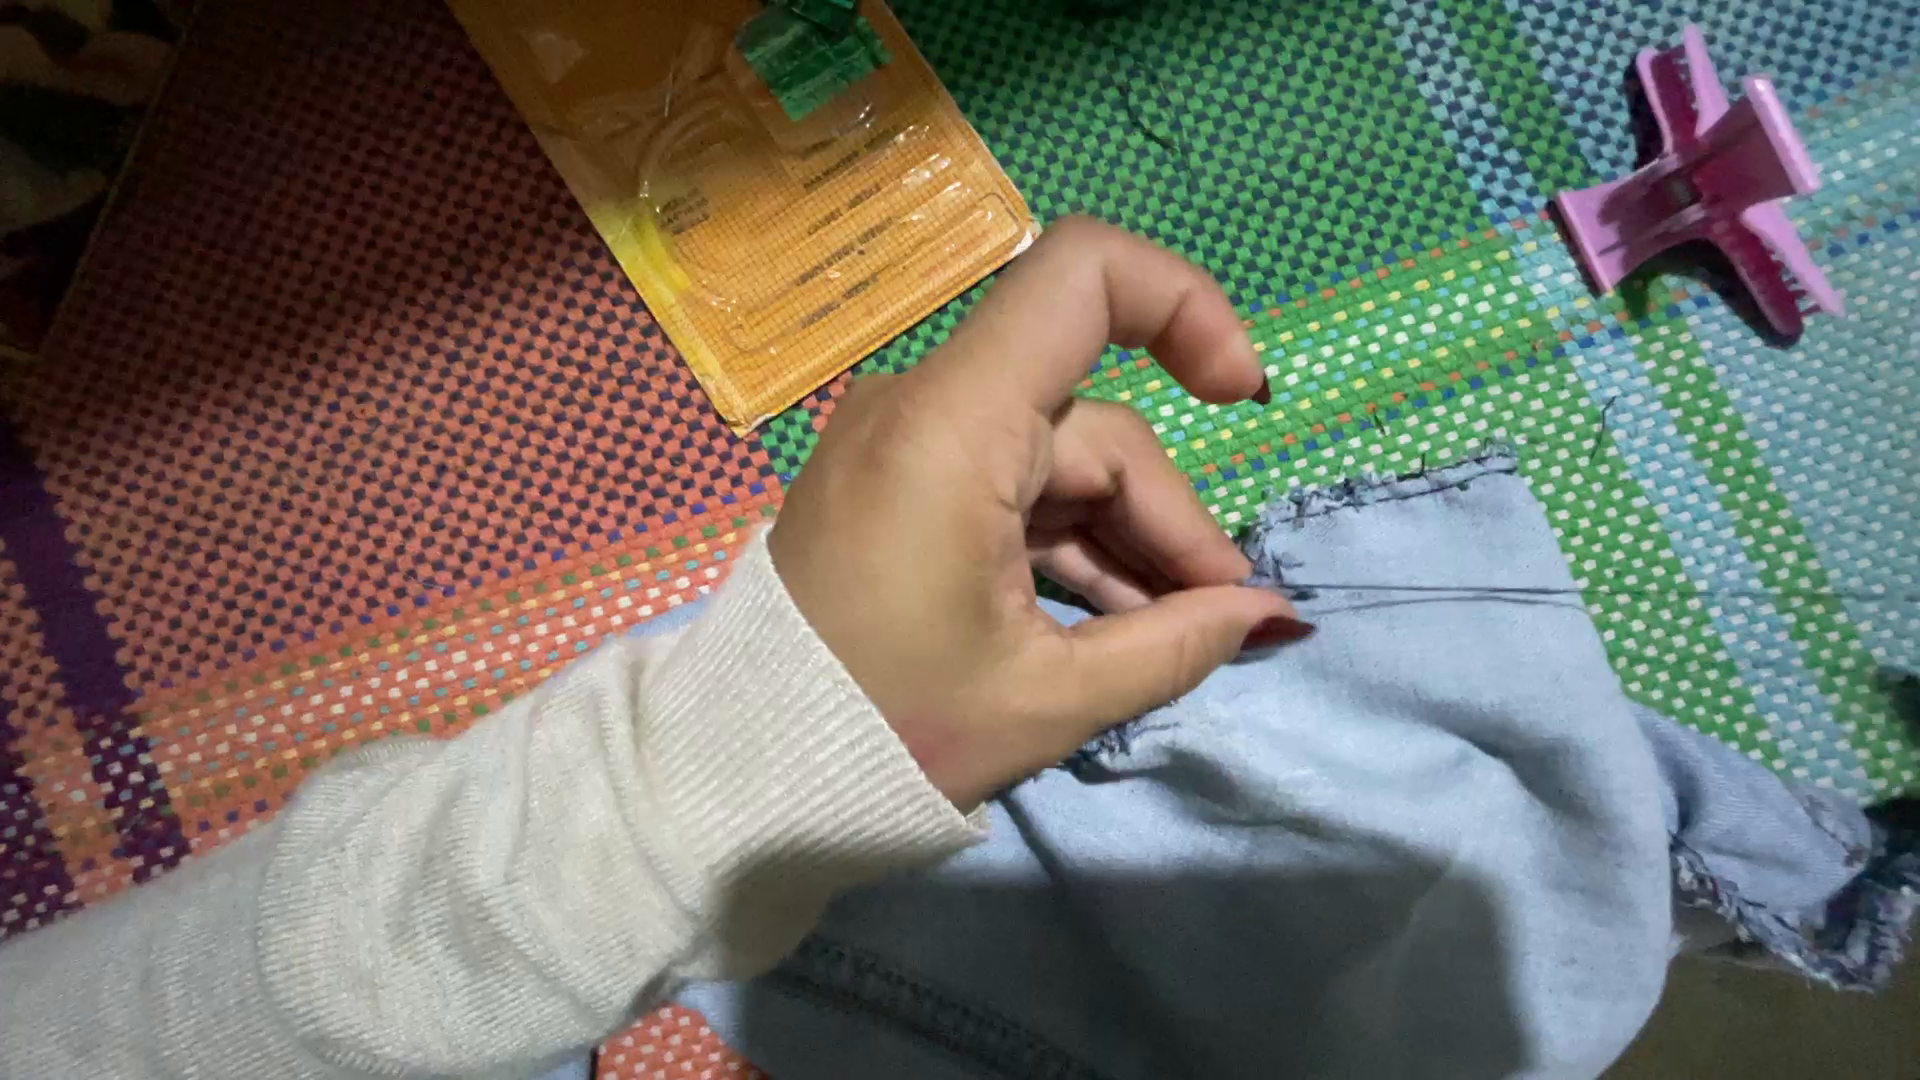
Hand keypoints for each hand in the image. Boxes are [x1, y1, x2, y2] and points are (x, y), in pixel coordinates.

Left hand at [769, 218, 1310, 809]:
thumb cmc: (885, 731)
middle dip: (1166, 517)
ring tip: (1177, 629)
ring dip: (1124, 539)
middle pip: (1090, 423)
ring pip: (1057, 463)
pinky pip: (1010, 490)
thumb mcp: (1045, 699)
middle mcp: (924, 409)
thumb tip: (1264, 613)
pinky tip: (1112, 614)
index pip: (1080, 276)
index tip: (1241, 398)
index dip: (1184, 305)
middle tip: (1219, 613)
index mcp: (950, 428)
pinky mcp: (902, 485)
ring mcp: (908, 445)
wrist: (745, 767)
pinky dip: (1066, 542)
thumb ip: (1172, 646)